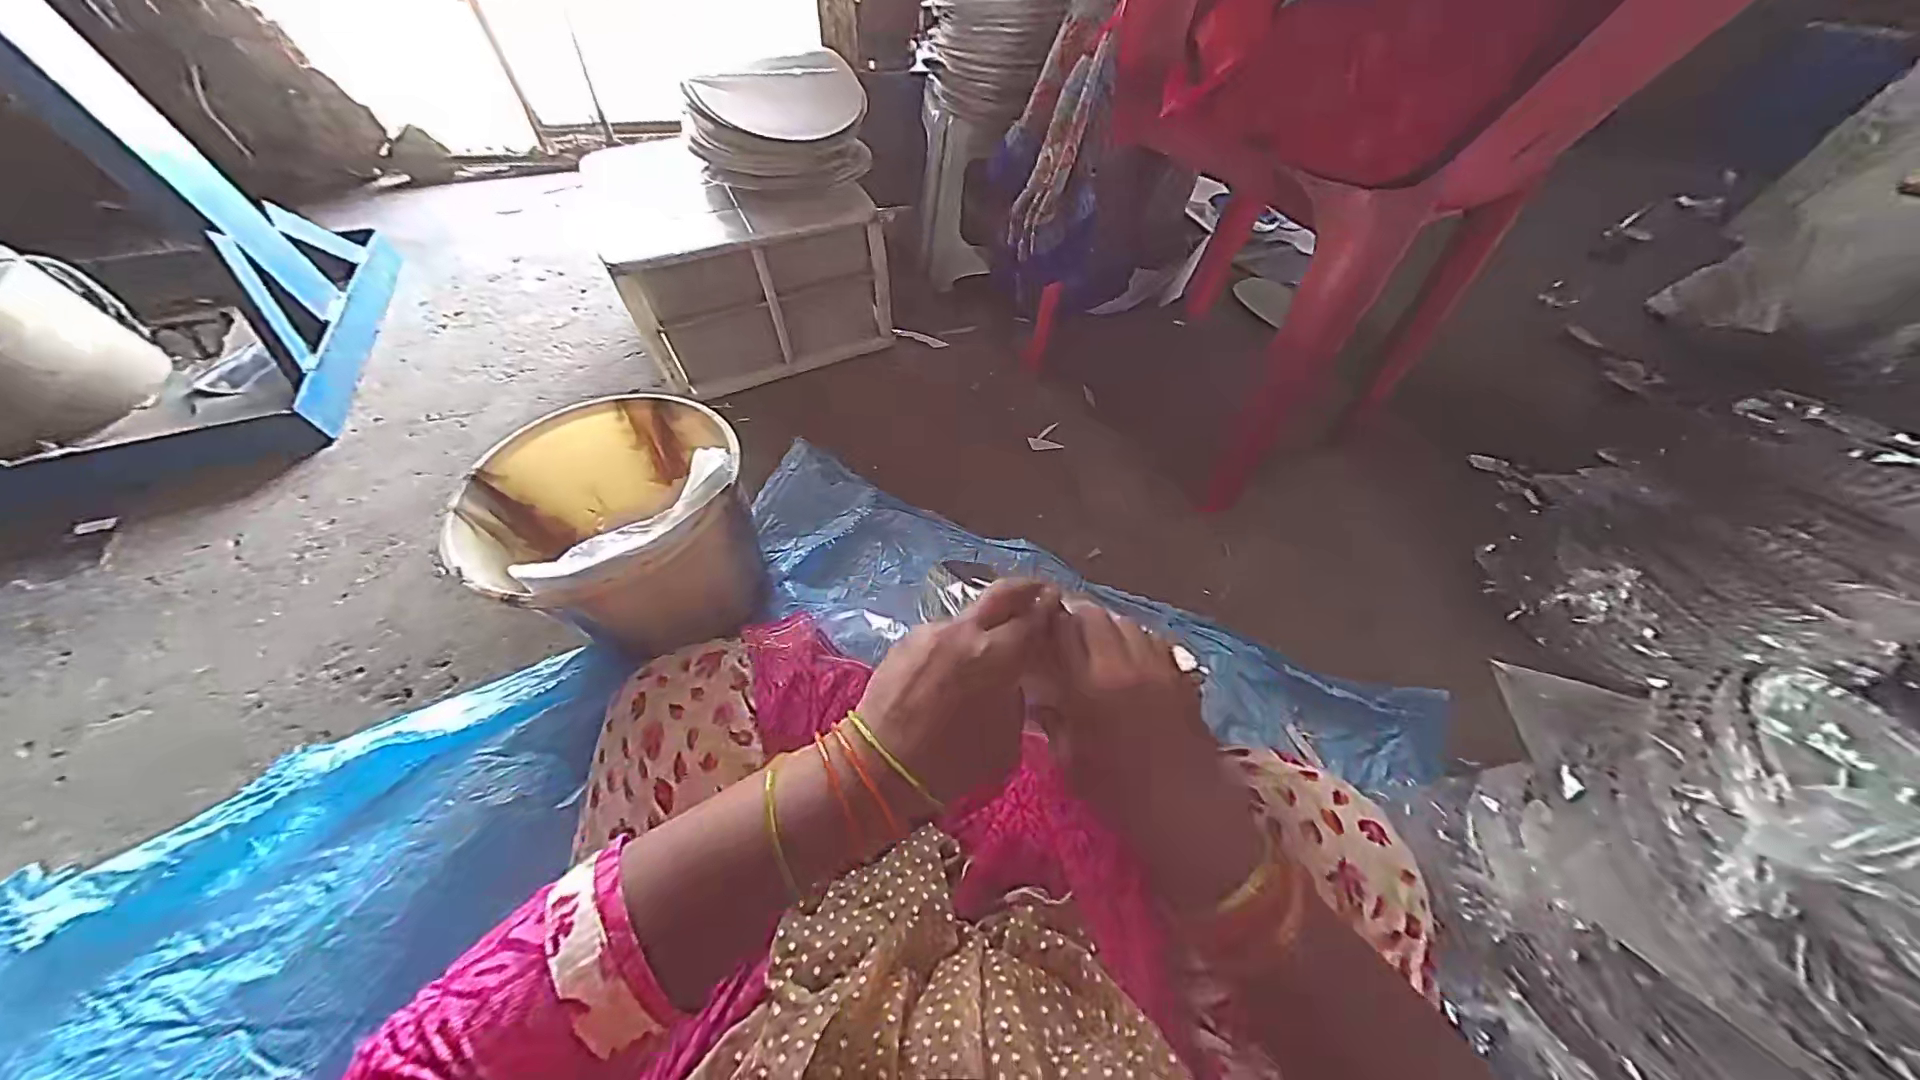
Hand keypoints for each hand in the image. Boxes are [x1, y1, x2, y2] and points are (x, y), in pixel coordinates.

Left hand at [853, 577, 1058, 807]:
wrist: (880, 765)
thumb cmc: (952, 763)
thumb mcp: (1006, 739)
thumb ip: (1016, 696)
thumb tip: (1015, 677)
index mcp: (996, 655)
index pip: (1033, 617)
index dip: (1048, 609)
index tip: (1055, 606)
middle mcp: (964, 632)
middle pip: (1003, 592)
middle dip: (1026, 588)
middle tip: (1038, 592)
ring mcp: (932, 631)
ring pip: (969, 616)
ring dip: (986, 624)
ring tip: (988, 648)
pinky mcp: (907, 639)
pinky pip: (942, 634)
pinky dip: (956, 642)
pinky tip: (952, 667)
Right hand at [1032, 598, 1262, 915]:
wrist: (1188, 812)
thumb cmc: (1120, 795)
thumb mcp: (1071, 761)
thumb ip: (1053, 720)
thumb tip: (1042, 697)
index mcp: (1090, 683)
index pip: (1063, 629)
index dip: (1047, 623)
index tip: (1037, 631)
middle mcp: (1124, 663)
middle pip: (1095, 615)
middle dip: (1075, 617)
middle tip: (1062, 633)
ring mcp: (1157, 666)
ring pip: (1126, 623)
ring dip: (1105, 626)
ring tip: (1093, 643)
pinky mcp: (1179, 675)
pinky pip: (1152, 641)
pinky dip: (1134, 639)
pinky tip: (1126, 657)